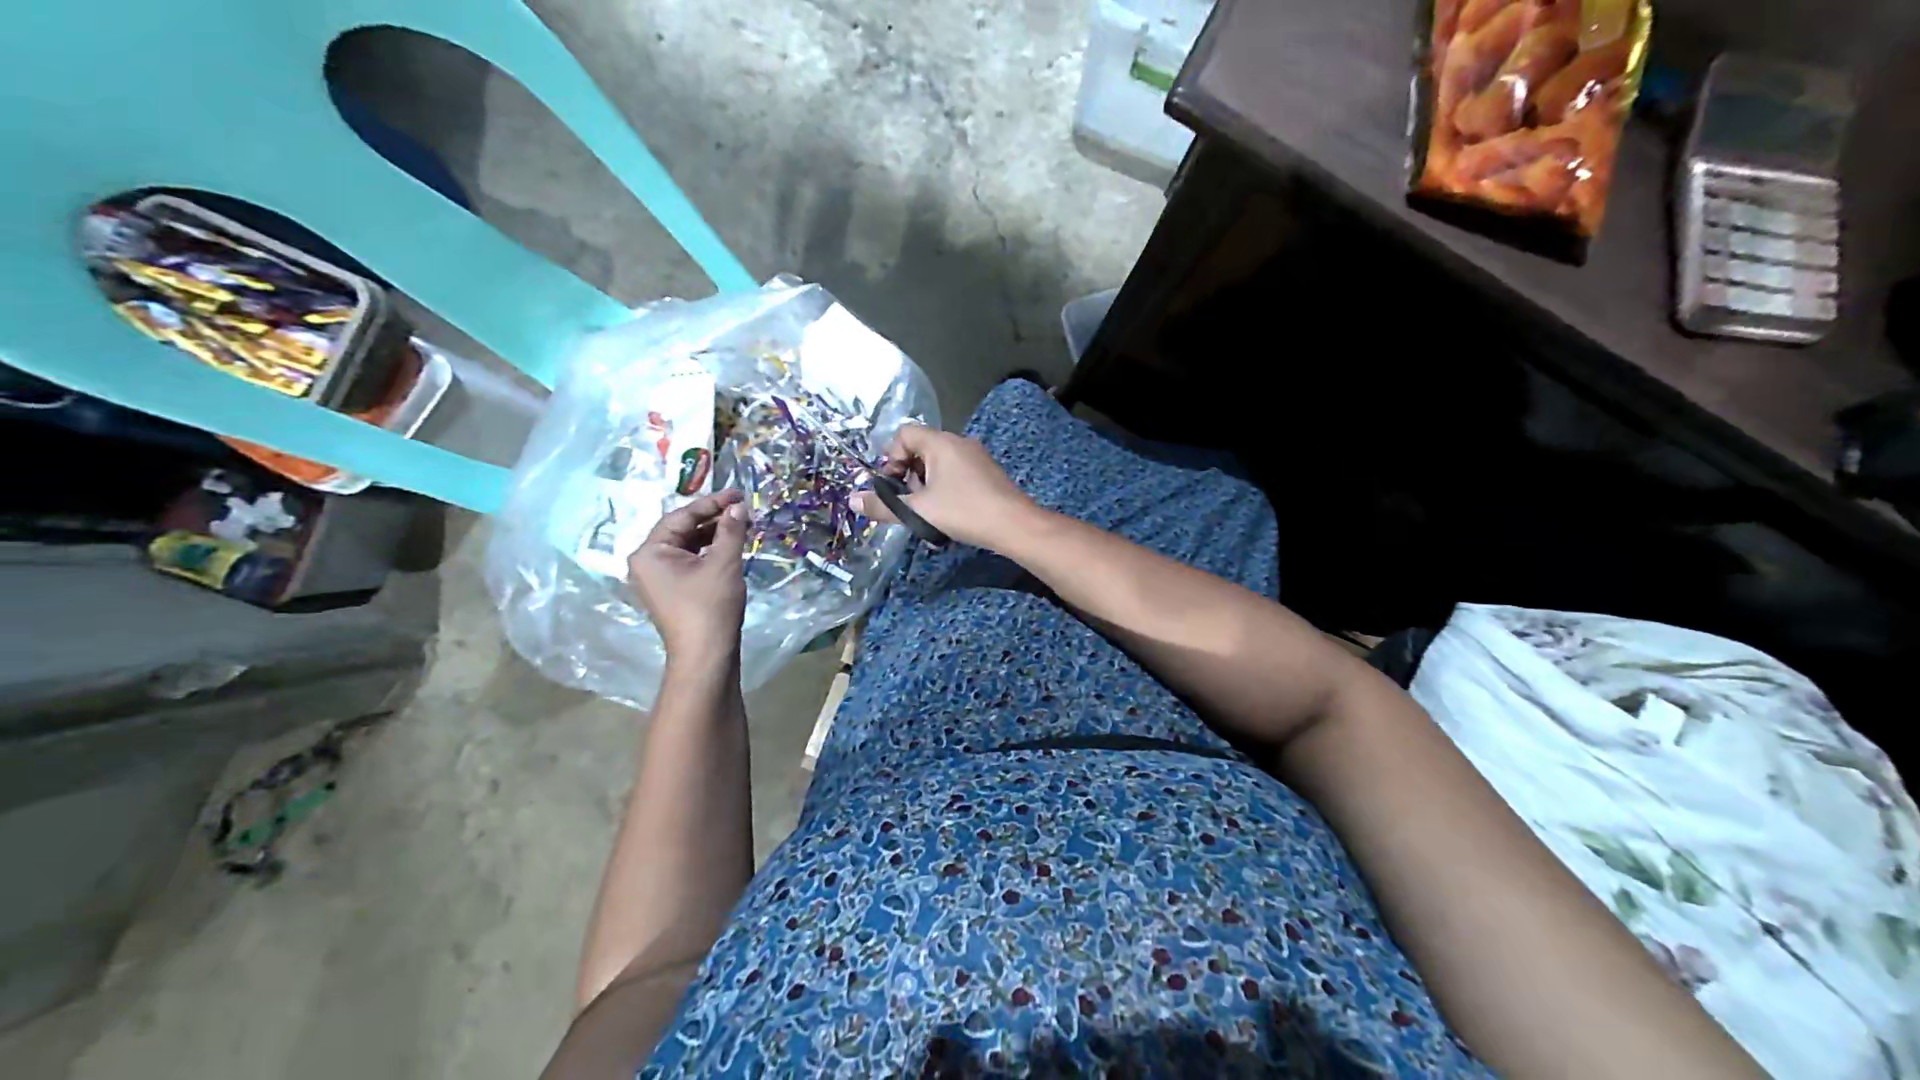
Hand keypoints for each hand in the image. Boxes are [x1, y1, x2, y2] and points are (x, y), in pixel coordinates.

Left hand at [628, 490, 749, 659]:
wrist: (706, 656)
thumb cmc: (710, 606)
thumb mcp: (723, 563)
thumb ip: (731, 530)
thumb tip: (739, 507)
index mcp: (649, 552)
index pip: (681, 516)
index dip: (713, 503)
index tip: (739, 494)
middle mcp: (646, 562)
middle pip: (682, 530)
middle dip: (714, 519)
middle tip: (744, 509)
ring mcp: (658, 578)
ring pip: (688, 546)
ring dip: (714, 535)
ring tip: (742, 526)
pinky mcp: (672, 591)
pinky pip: (690, 562)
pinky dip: (710, 552)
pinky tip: (731, 547)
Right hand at [851, 425, 1035, 550]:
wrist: (1014, 525)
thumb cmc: (964, 512)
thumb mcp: (918, 511)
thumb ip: (883, 506)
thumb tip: (852, 500)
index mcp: (941, 443)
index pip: (904, 434)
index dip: (891, 456)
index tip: (893, 484)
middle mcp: (959, 442)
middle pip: (920, 447)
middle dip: (907, 472)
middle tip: (909, 500)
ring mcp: (976, 456)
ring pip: (938, 461)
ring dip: (925, 482)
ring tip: (927, 509)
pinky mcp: (987, 472)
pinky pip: (955, 471)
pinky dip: (944, 486)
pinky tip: (948, 511)